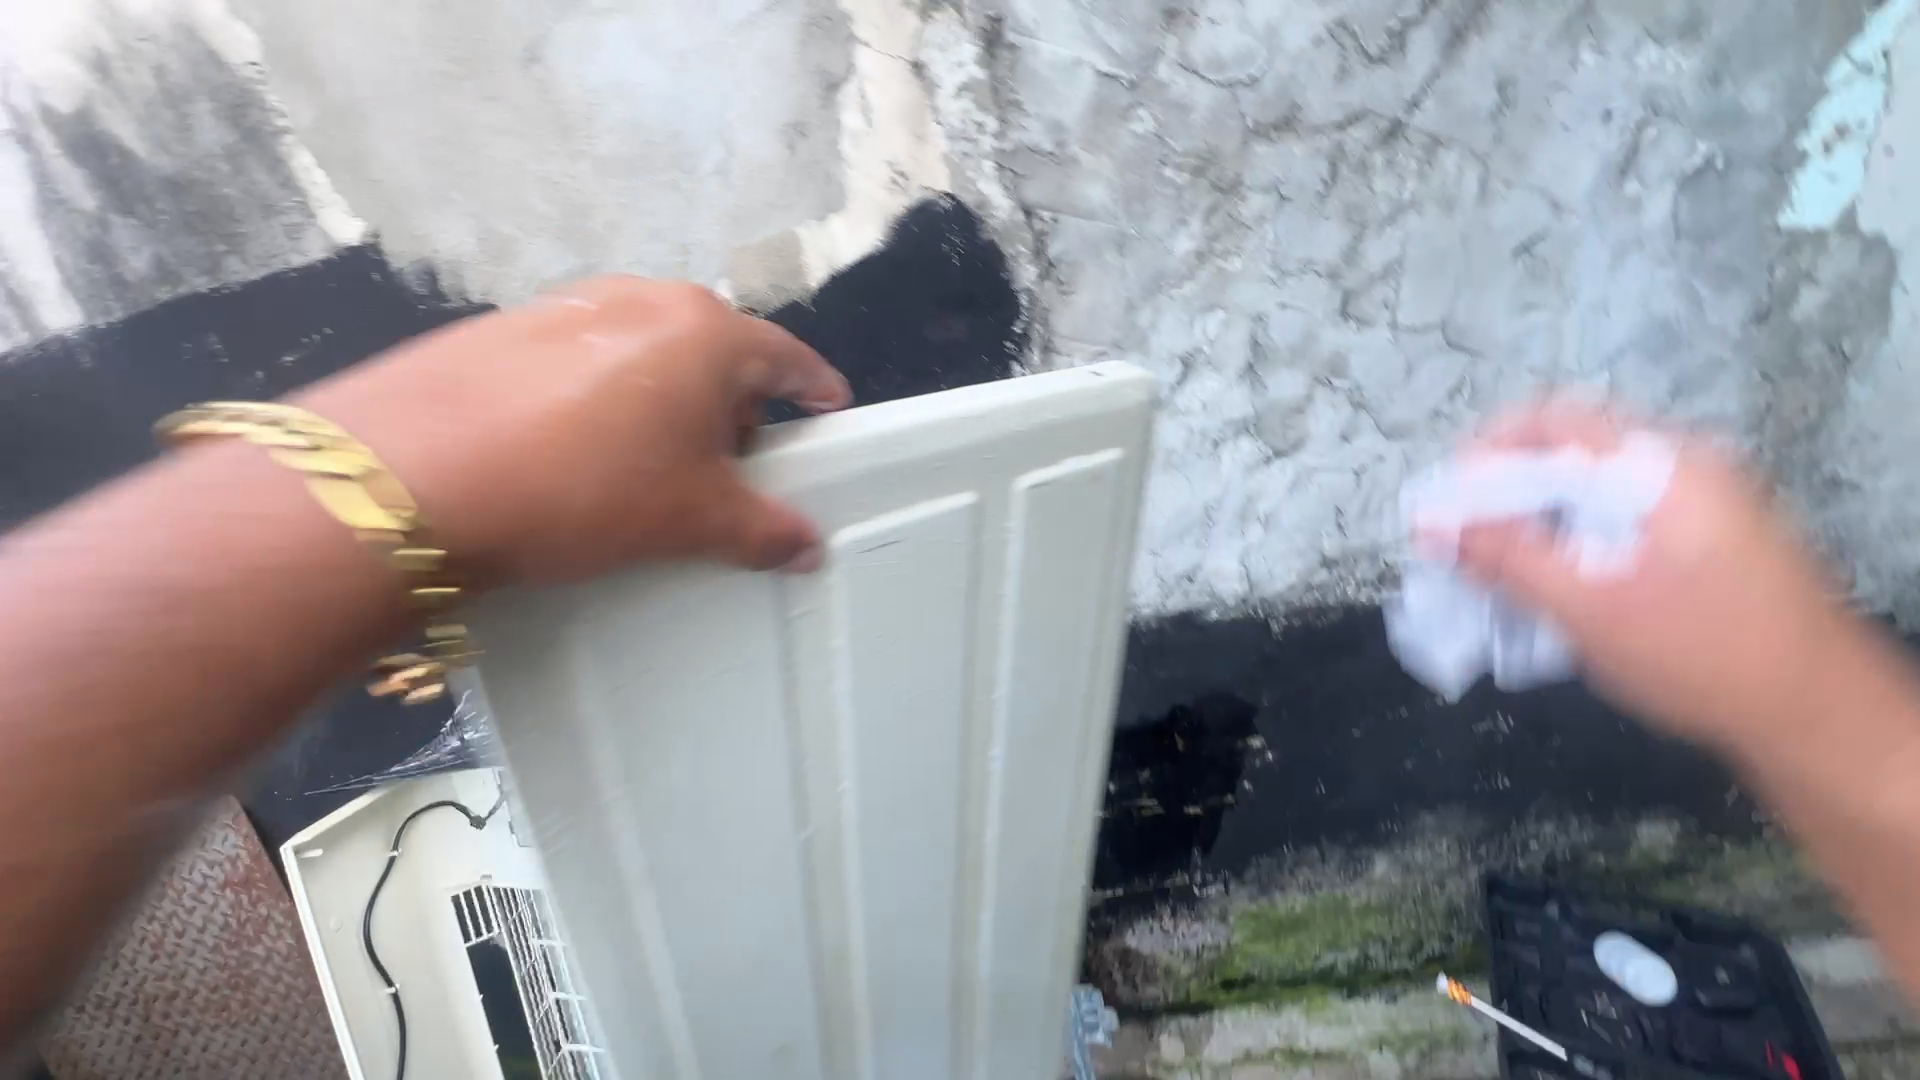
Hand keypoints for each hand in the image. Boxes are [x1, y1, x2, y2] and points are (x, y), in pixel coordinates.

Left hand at [294, 276, 850, 585]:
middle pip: (720, 354)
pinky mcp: (509, 326)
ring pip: (654, 354)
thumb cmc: (587, 489)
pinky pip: (592, 358)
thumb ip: (766, 531)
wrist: (404, 480)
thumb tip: (809, 548)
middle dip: (737, 408)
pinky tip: (580, 450)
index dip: (817, 390)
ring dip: (672, 403)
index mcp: (706, 333)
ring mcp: (570, 303)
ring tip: (649, 465)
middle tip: (728, 466)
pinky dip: (611, 398)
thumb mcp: (693, 521)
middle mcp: (645, 299)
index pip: (787, 359)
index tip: (831, 412)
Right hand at [1452, 403, 1858, 746]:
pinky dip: (1552, 539)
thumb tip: (1426, 522)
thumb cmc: (1703, 657)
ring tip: (1483, 567)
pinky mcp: (1684, 538)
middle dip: (1492, 491)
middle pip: (1558, 451)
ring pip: (1574, 487)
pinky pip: (1598, 516)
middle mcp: (1676, 469)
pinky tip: (1534, 581)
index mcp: (1662, 467)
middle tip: (1453, 541)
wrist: (1818, 720)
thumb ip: (1503, 556)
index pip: (1549, 419)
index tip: (1443, 504)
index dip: (1480, 452)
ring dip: (1518, 520)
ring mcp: (1685, 503)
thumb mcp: (1587, 606)